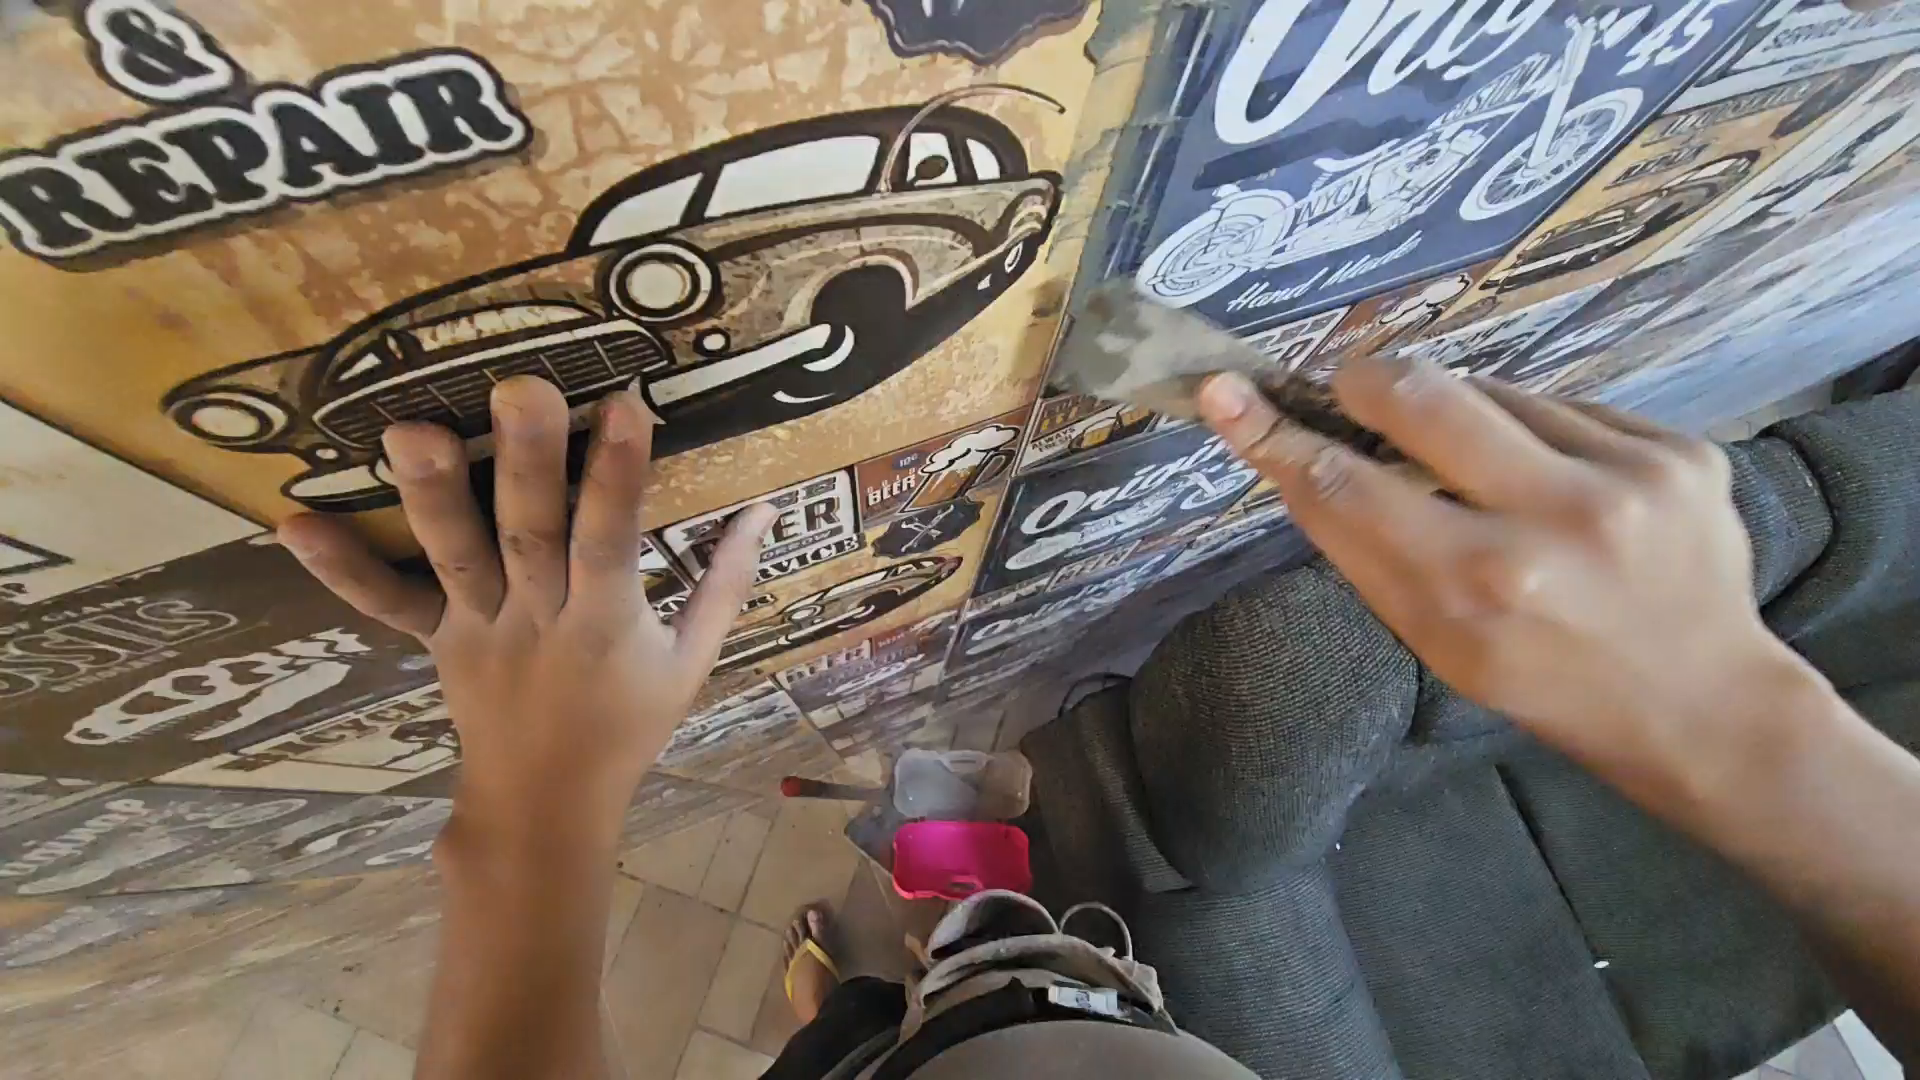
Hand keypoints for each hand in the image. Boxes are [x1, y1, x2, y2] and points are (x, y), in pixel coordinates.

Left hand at [278, 377, 774, 856]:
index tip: (626, 409)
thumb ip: (726, 584)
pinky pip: (386, 608)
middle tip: (521, 389)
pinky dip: (342, 571)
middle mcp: (539, 618)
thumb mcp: (695, 660)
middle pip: (530, 534)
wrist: (548, 803)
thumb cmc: (631, 725)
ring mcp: (478, 630)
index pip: (613, 541)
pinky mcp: (436, 643)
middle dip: (528, 462)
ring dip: (432, 496)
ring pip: (455, 559)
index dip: (620, 477)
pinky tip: (293, 524)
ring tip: (410, 430)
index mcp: (608, 624)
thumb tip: (764, 512)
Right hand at [1196, 358, 1815, 769]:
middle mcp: (1553, 520)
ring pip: (1487, 391)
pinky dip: (1517, 427)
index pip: (1343, 486)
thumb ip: (1358, 543)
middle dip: (1364, 383)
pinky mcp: (1682, 449)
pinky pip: (1555, 405)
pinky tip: (1537, 472)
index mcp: (1472, 585)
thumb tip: (1298, 458)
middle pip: (1419, 397)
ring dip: (1448, 413)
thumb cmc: (1526, 673)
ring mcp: (1631, 475)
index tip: (1226, 393)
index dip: (1274, 435)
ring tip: (1468, 463)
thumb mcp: (1421, 632)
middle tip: (1349, 391)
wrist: (1695, 700)